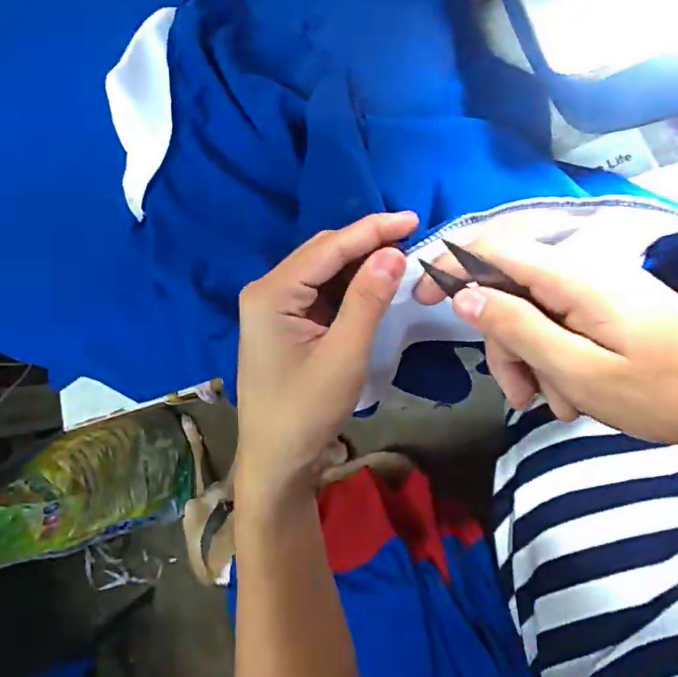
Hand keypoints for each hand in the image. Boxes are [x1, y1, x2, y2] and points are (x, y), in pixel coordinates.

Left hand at [234, 211, 417, 500]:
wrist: (274, 458)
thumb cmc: (305, 411)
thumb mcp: (344, 355)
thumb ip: (367, 301)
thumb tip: (392, 253)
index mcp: (271, 293)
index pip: (327, 249)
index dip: (370, 230)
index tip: (412, 218)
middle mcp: (265, 290)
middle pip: (321, 254)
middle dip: (365, 244)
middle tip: (412, 239)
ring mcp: (270, 306)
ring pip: (320, 271)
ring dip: (357, 264)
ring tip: (400, 257)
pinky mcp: (280, 321)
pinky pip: (316, 291)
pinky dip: (346, 286)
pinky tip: (373, 283)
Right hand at [415, 238, 677, 448]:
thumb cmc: (669, 392)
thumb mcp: (582, 371)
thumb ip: (518, 327)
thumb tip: (463, 294)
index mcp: (575, 275)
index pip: (492, 249)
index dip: (449, 266)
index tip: (421, 298)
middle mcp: (582, 269)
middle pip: (508, 287)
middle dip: (502, 340)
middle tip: (516, 392)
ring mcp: (597, 286)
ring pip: (530, 310)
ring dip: (528, 357)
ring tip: (552, 405)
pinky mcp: (608, 303)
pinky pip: (557, 320)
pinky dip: (552, 355)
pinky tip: (570, 393)